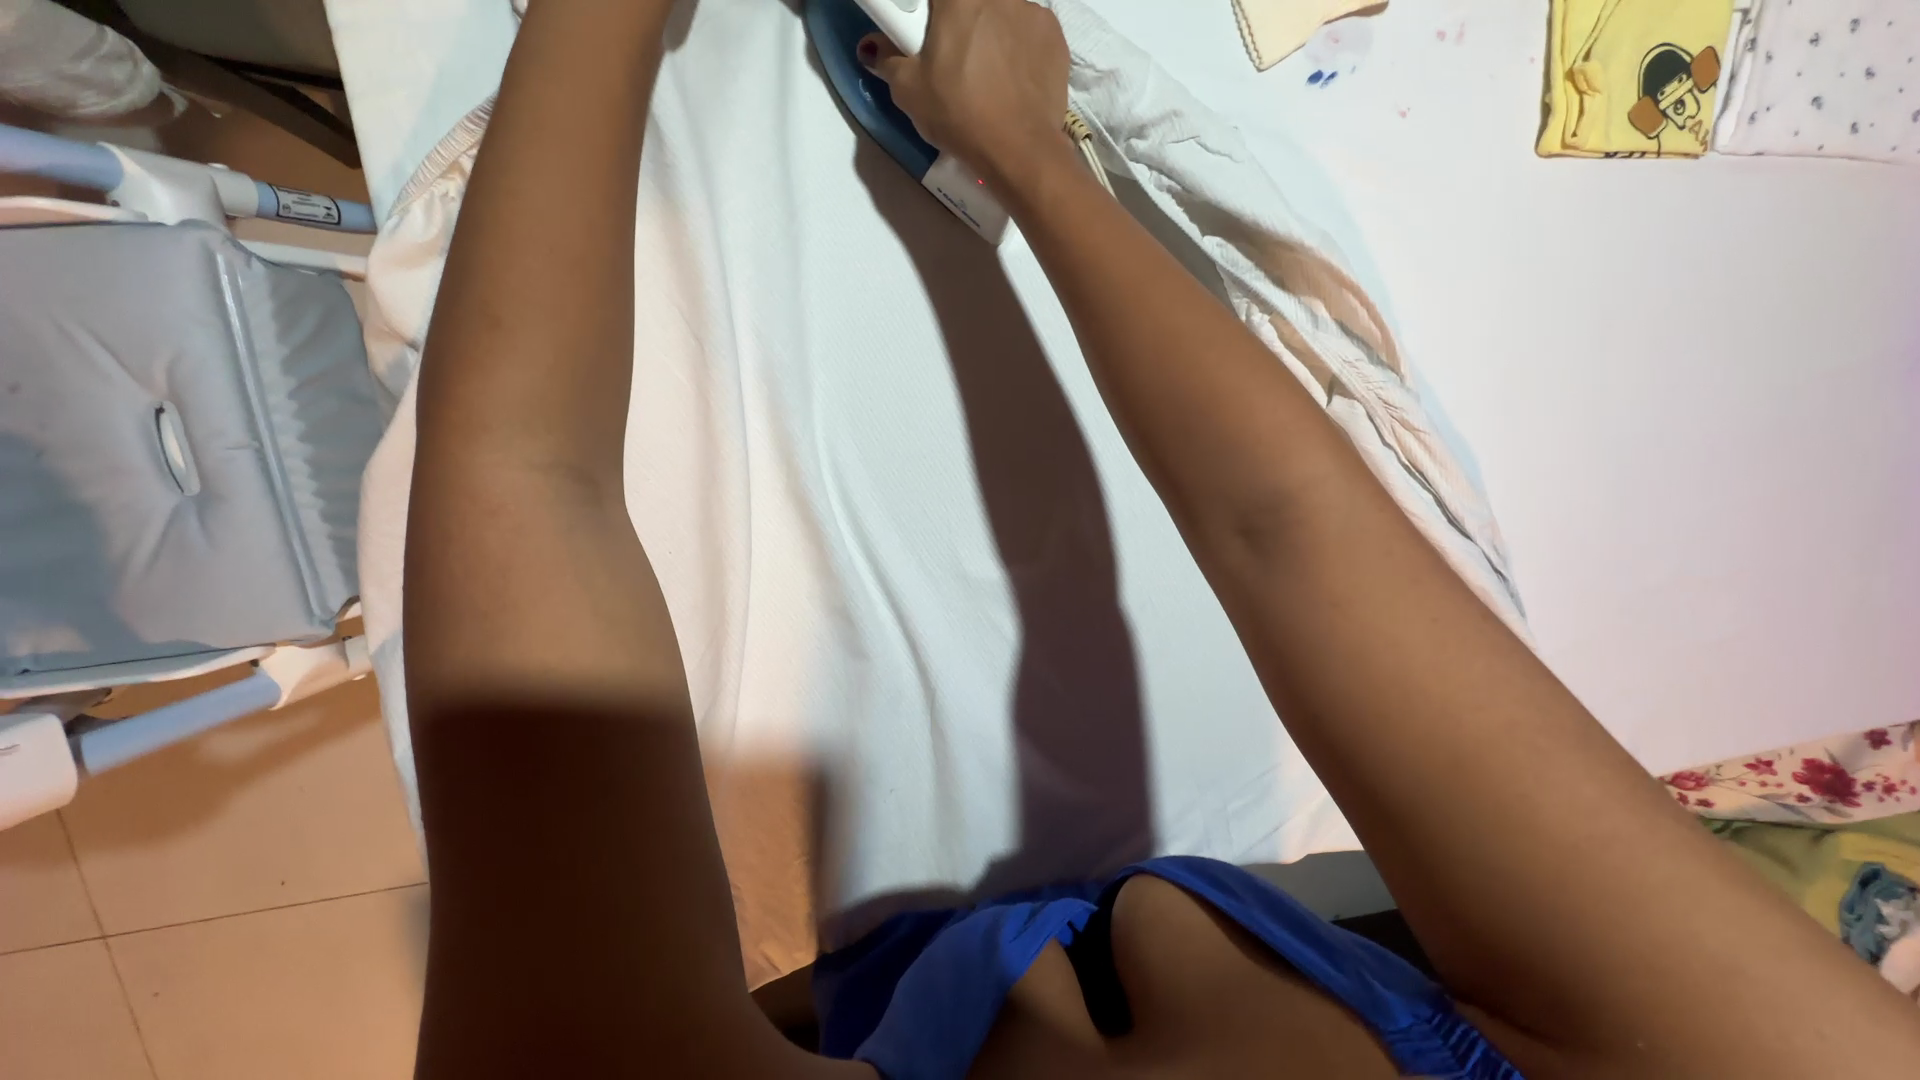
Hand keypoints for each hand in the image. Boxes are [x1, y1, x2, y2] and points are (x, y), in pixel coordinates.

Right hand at [859, 0, 1072, 186]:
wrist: (1020, 150)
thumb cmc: (959, 115)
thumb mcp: (909, 92)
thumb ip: (887, 60)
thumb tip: (871, 48)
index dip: (928, 15)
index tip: (924, 33)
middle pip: (970, 3)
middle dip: (959, 23)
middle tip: (953, 59)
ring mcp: (1032, 11)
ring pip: (1002, 14)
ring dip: (991, 34)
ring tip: (987, 77)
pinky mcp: (1055, 37)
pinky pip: (1029, 33)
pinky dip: (1019, 51)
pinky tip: (1013, 82)